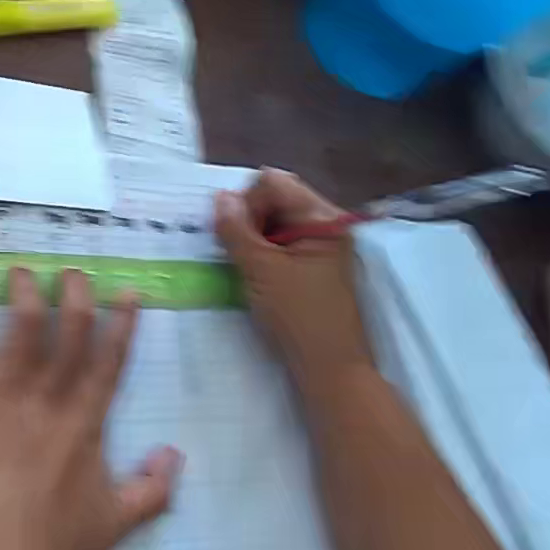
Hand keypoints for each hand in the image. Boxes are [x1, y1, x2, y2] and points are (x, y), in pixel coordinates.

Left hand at [0, 267, 182, 549]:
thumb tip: (177, 455)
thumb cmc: (52, 538)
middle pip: (72, 328)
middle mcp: (53, 392)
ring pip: (24, 323)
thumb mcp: (115, 521)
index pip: (111, 359)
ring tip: (20, 270)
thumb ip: (153, 489)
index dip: (123, 323)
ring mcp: (10, 387)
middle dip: (76, 292)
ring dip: (24, 291)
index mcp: (88, 418)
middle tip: (71, 273)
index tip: (128, 291)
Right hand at [214, 170, 375, 381]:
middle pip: (275, 198)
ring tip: (242, 262)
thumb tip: (220, 197)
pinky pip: (280, 240)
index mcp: (323, 218)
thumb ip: (236, 229)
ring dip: (251, 234)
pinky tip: (251, 269)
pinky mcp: (312, 263)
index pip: (273, 184)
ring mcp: (321, 244)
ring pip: (274, 220)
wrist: (328, 366)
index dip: (246, 202)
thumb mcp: (260, 269)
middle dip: (247, 216)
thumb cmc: (297, 315)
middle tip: (234, 248)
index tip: (233, 233)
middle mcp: (326, 224)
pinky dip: (261, 248)